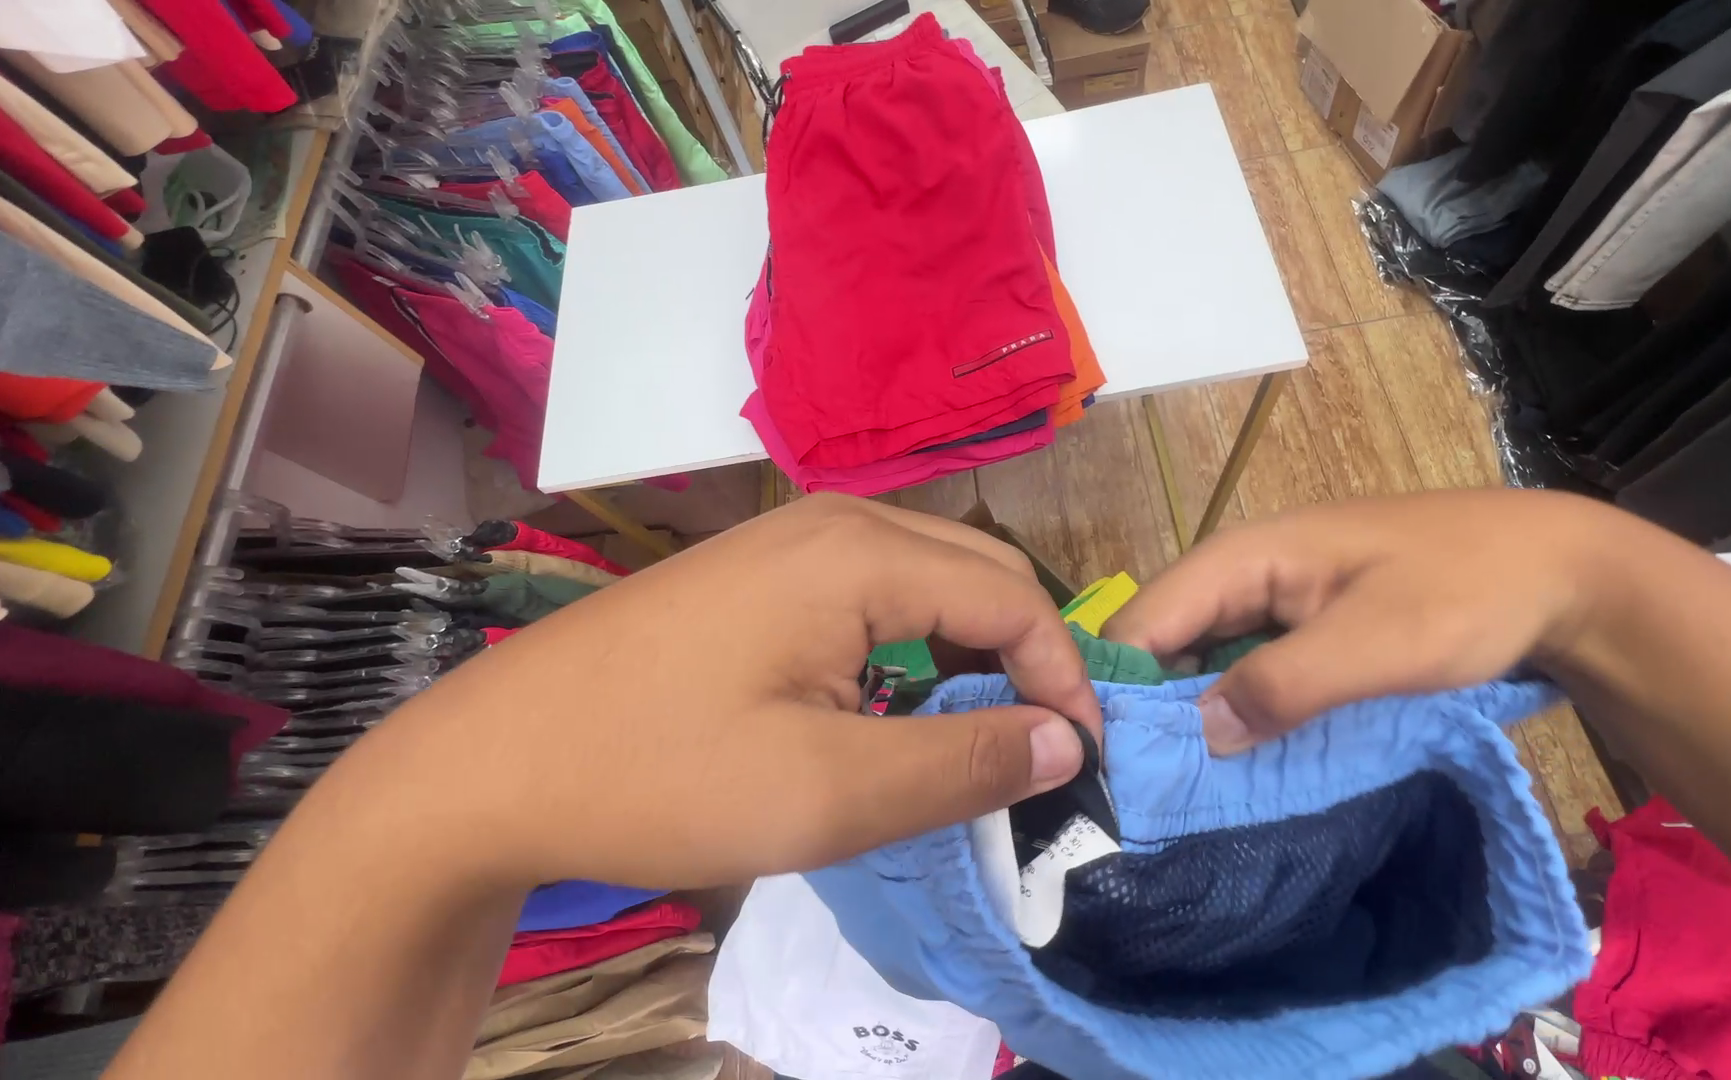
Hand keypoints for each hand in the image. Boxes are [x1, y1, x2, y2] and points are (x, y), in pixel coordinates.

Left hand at [366, 495, 1102, 891]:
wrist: (492, 763)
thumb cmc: (662, 776)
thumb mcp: (827, 793)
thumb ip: (961, 764)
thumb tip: (1063, 741)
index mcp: (861, 553)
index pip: (1013, 601)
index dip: (1060, 679)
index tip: (1076, 762)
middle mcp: (837, 521)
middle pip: (978, 577)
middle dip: (1023, 659)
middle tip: (1031, 751)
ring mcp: (793, 537)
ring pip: (929, 580)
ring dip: (970, 650)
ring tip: (973, 731)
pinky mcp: (763, 569)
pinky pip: (876, 590)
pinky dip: (914, 642)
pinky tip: (893, 698)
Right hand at [1105, 490, 1617, 753]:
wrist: (1561, 572)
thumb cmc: (1468, 591)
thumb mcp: (1379, 643)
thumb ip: (1284, 684)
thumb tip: (1199, 737)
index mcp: (1235, 560)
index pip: (1138, 625)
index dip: (1116, 692)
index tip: (1113, 772)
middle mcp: (1232, 576)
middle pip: (1155, 644)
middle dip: (1145, 713)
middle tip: (1146, 797)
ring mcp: (1260, 602)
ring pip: (1190, 661)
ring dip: (1184, 719)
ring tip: (1179, 792)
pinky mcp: (1288, 627)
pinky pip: (1231, 670)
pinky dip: (1224, 713)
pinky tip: (1232, 760)